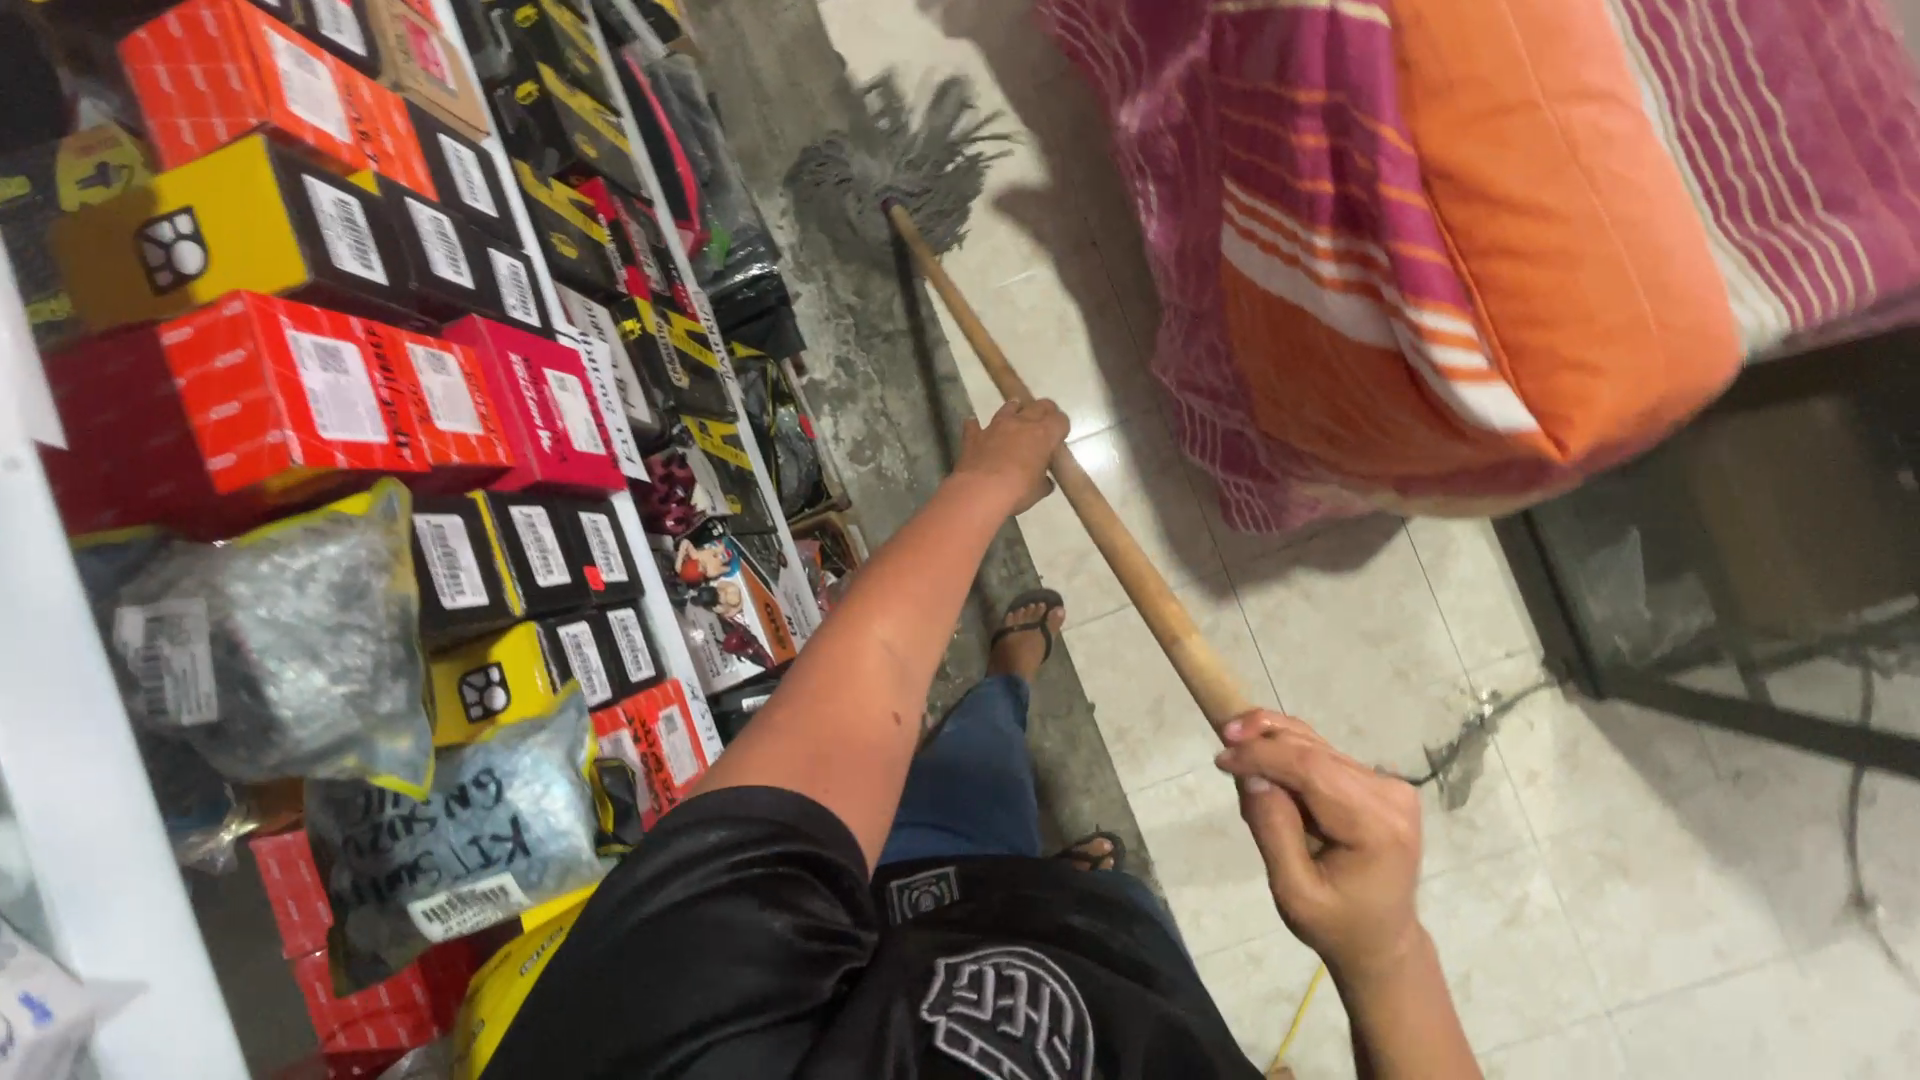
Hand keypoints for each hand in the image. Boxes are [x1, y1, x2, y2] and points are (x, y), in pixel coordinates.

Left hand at [954, 398, 1069, 514]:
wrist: (979, 492)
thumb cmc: (1017, 491)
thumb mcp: (1038, 491)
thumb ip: (1043, 481)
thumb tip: (1045, 482)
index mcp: (1043, 435)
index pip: (1060, 420)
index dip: (1061, 426)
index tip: (1060, 436)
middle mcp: (1021, 423)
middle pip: (1039, 406)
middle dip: (1044, 412)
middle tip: (1044, 422)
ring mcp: (995, 426)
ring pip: (1009, 407)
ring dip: (1015, 410)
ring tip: (1016, 416)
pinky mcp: (974, 435)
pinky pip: (975, 425)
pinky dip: (977, 427)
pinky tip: (977, 429)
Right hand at [1214, 710, 1425, 982]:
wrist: (1381, 941)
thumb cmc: (1335, 925)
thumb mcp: (1293, 892)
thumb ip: (1273, 830)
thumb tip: (1250, 775)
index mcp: (1377, 825)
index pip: (1312, 768)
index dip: (1262, 754)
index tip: (1221, 759)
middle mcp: (1389, 794)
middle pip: (1313, 748)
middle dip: (1262, 740)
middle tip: (1223, 751)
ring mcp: (1387, 785)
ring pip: (1315, 743)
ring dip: (1271, 744)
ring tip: (1239, 763)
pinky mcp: (1376, 782)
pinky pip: (1321, 754)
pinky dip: (1286, 754)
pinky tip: (1264, 771)